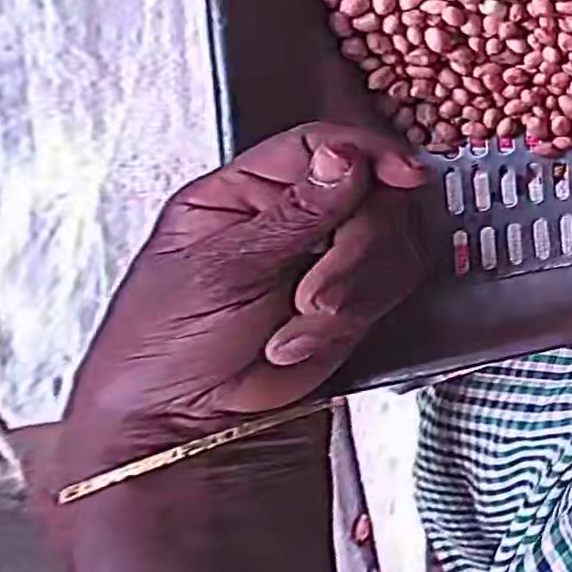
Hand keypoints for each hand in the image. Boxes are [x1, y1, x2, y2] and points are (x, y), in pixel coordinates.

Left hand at [63, 122, 429, 452]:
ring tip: (298, 328)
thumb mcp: (221, 272)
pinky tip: (311, 336)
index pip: (321, 145)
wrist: (191, 426)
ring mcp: (337, 247)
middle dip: (356, 248)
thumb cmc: (166, 348)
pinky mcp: (366, 283)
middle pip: (374, 193)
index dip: (368, 153)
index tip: (404, 174)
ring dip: (354, 289)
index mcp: (248, 192)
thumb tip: (344, 156)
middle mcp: (301, 212)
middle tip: (318, 293)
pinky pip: (399, 276)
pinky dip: (362, 310)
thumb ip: (295, 212)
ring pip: (394, 238)